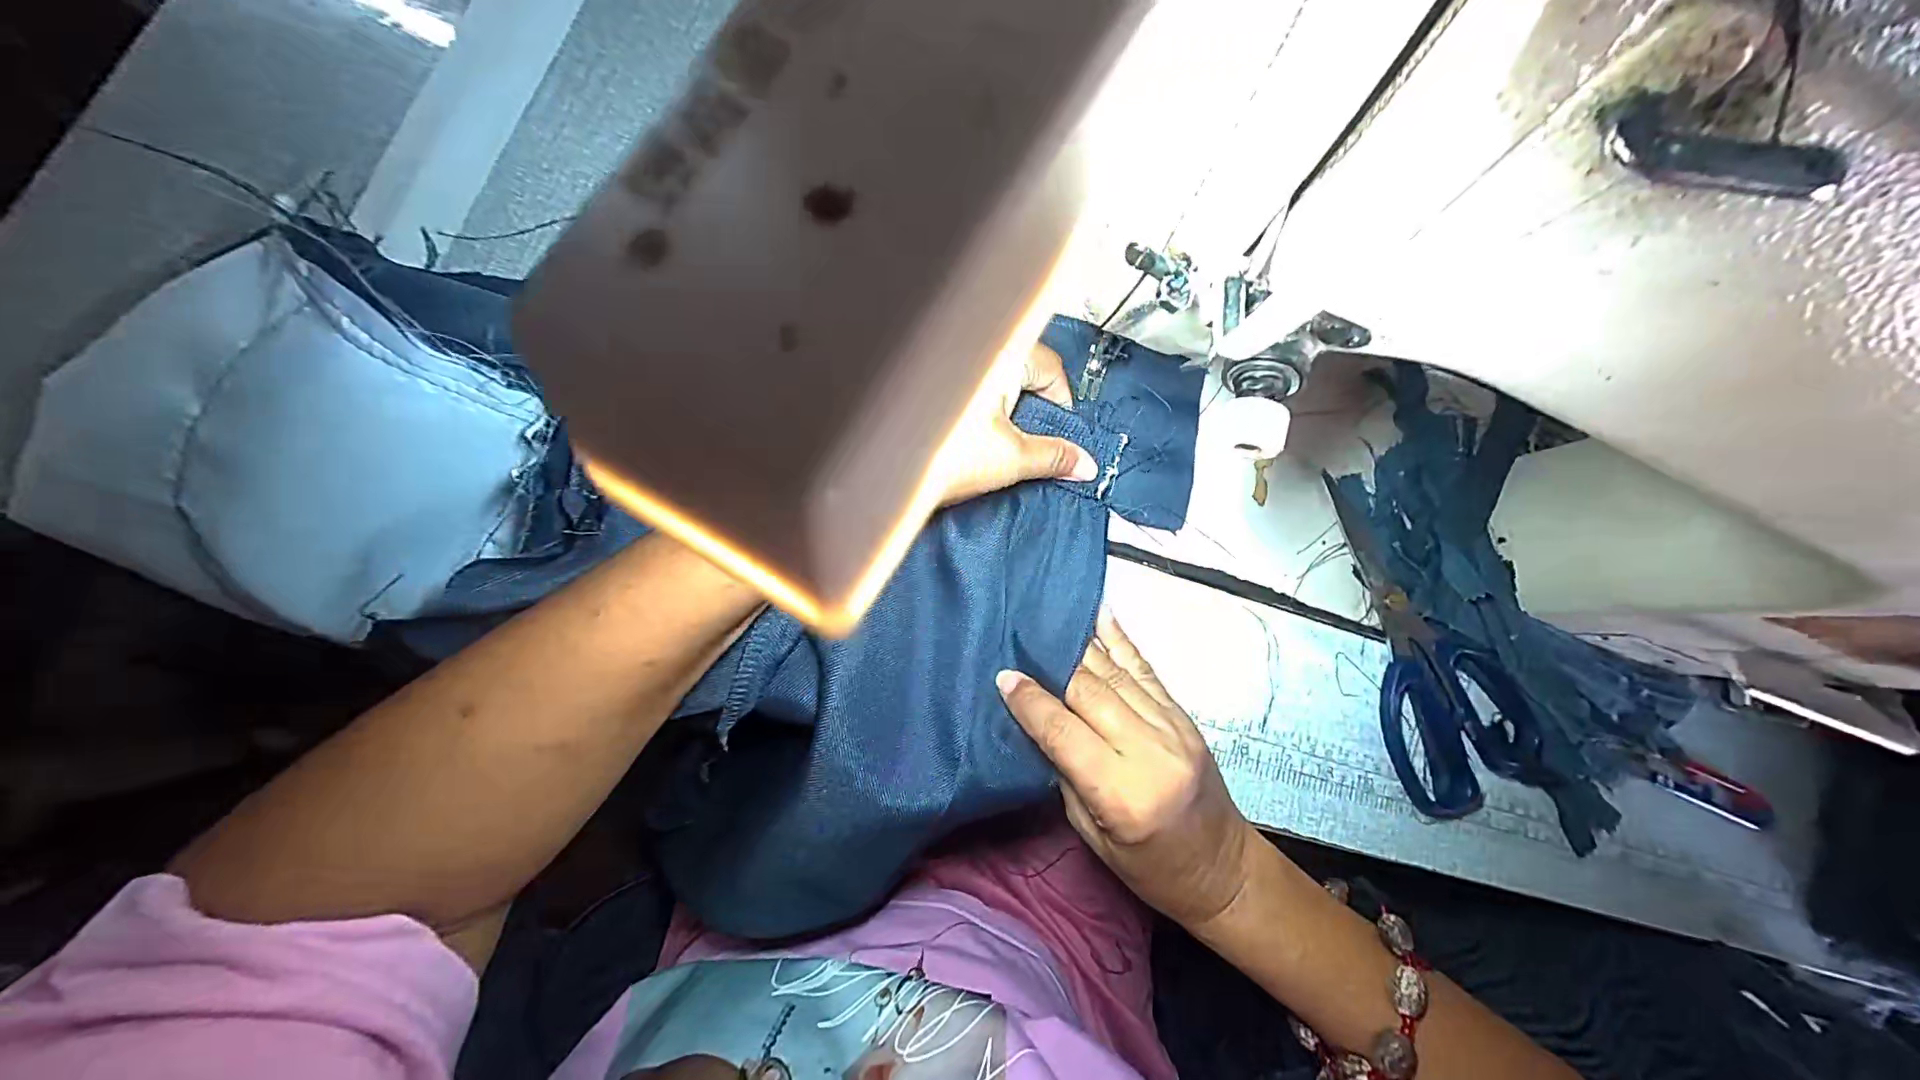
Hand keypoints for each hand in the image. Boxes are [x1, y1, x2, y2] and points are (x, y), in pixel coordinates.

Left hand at [935, 342, 1097, 505]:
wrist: (880, 469)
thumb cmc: (931, 452)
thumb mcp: (1010, 458)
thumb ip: (1053, 458)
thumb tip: (1082, 463)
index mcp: (1002, 353)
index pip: (1052, 370)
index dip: (1062, 407)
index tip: (1061, 435)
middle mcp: (973, 349)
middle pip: (1022, 376)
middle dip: (1030, 413)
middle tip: (1027, 446)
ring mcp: (948, 364)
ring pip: (992, 384)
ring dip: (1000, 415)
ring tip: (990, 447)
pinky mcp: (926, 384)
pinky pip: (965, 392)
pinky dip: (973, 414)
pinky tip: (964, 441)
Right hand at [996, 612, 1255, 928]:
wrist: (1224, 869)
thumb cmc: (1151, 868)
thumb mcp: (1092, 835)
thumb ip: (1067, 773)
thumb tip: (1039, 722)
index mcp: (1122, 793)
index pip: (1063, 731)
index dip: (1030, 702)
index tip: (1003, 677)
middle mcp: (1149, 751)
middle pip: (1088, 693)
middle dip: (1050, 667)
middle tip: (1019, 644)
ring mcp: (1172, 728)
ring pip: (1114, 675)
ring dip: (1079, 647)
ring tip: (1049, 623)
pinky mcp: (1184, 717)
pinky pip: (1145, 670)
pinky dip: (1119, 641)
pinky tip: (1100, 615)